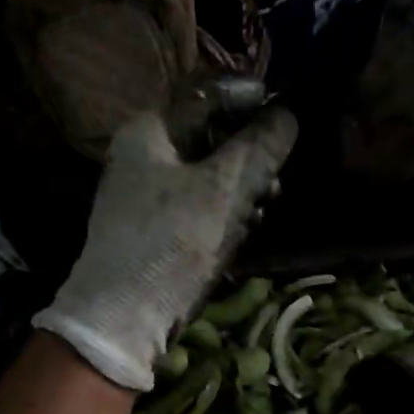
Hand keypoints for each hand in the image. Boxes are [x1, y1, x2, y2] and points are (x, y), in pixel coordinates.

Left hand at [33, 104, 297, 389]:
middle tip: (277, 178)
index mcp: (149, 131)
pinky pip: (200, 205)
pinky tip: (246, 227)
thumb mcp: (225, 188)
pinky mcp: (157, 227)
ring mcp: (148, 193)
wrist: (124, 316)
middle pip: (211, 137)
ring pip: (210, 174)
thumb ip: (260, 146)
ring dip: (244, 187)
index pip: (208, 97)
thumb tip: (288, 113)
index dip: (251, 101)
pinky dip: (226, 211)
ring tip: (266, 205)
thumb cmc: (173, 241)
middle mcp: (144, 155)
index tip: (288, 117)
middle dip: (251, 154)